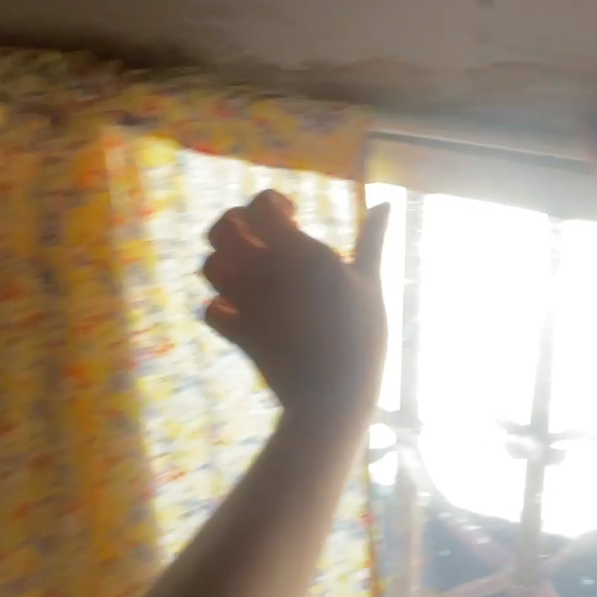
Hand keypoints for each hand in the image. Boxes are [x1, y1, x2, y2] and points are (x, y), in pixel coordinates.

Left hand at [203, 191, 390, 427]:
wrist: (332, 394)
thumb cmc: (361, 333)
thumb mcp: (370, 281)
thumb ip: (372, 238)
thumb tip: (386, 203)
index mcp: (299, 252)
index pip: (259, 206)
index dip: (269, 202)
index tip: (291, 214)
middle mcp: (264, 271)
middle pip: (222, 229)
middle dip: (236, 223)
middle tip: (261, 234)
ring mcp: (246, 303)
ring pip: (210, 266)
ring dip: (227, 259)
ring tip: (253, 266)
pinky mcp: (237, 333)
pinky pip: (211, 309)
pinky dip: (221, 303)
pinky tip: (243, 305)